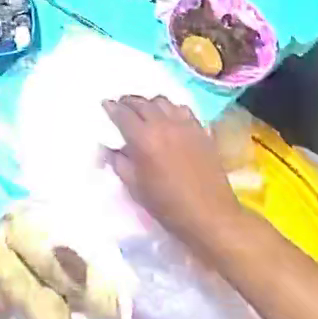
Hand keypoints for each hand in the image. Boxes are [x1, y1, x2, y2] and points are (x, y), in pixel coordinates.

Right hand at [104, 96, 246, 250]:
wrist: (211, 217)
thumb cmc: (169, 207)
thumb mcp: (136, 188)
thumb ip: (119, 163)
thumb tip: (111, 148)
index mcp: (144, 138)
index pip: (122, 113)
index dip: (111, 108)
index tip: (105, 105)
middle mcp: (163, 124)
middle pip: (141, 102)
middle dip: (128, 102)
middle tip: (121, 107)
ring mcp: (184, 124)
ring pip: (162, 101)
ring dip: (149, 103)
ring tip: (145, 112)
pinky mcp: (201, 130)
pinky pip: (182, 109)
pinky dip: (171, 109)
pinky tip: (170, 119)